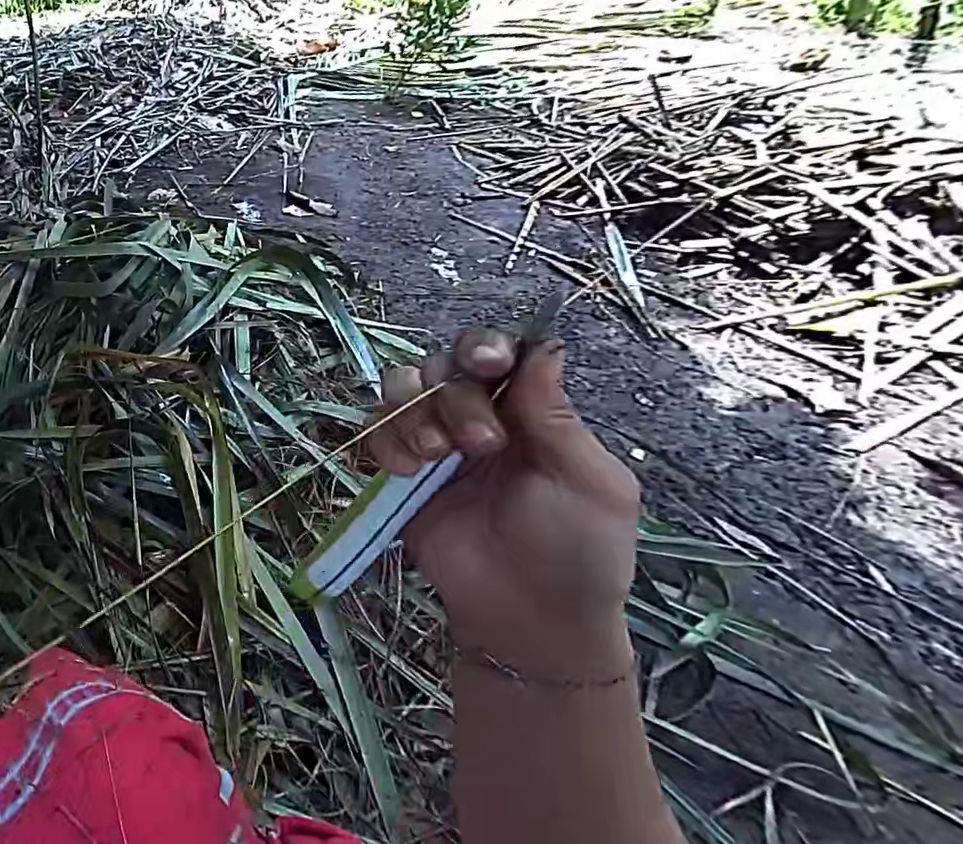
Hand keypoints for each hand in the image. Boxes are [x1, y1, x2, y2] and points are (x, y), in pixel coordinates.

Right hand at [366, 329, 640, 678]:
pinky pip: (375, 430)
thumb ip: (556, 415)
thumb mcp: (587, 481)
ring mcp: (433, 443)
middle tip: (481, 446)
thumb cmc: (576, 549)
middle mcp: (475, 417)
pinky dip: (386, 440)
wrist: (526, 616)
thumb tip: (544, 346)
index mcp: (526, 413)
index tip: (485, 364)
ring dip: (415, 413)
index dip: (483, 348)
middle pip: (444, 367)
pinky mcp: (399, 470)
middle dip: (457, 399)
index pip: (496, 355)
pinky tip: (408, 471)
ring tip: (436, 456)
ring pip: (401, 389)